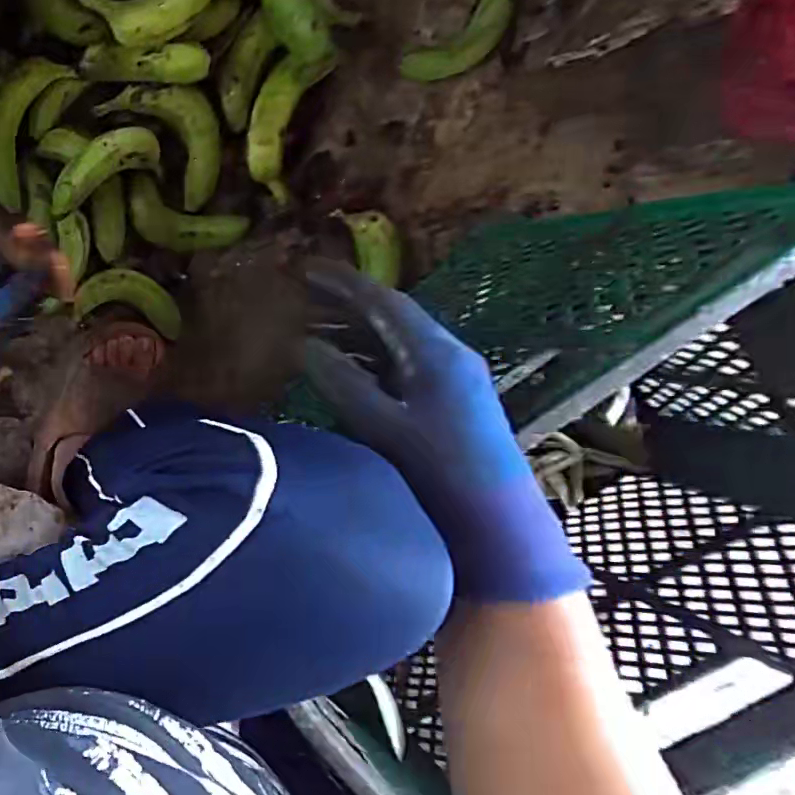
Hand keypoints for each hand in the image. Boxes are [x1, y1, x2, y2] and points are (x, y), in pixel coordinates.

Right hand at [300, 260, 589, 603]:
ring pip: (393, 344)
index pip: (384, 303)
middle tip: (302, 294)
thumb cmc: (437, 471)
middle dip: (344, 304)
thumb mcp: (380, 424)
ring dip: (353, 333)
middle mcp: (448, 357)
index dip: (342, 284)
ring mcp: (450, 381)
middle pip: (390, 318)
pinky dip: (364, 361)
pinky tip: (340, 369)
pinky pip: (398, 367)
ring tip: (310, 328)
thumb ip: (341, 382)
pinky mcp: (446, 405)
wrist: (492, 525)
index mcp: (437, 354)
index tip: (305, 270)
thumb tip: (304, 346)